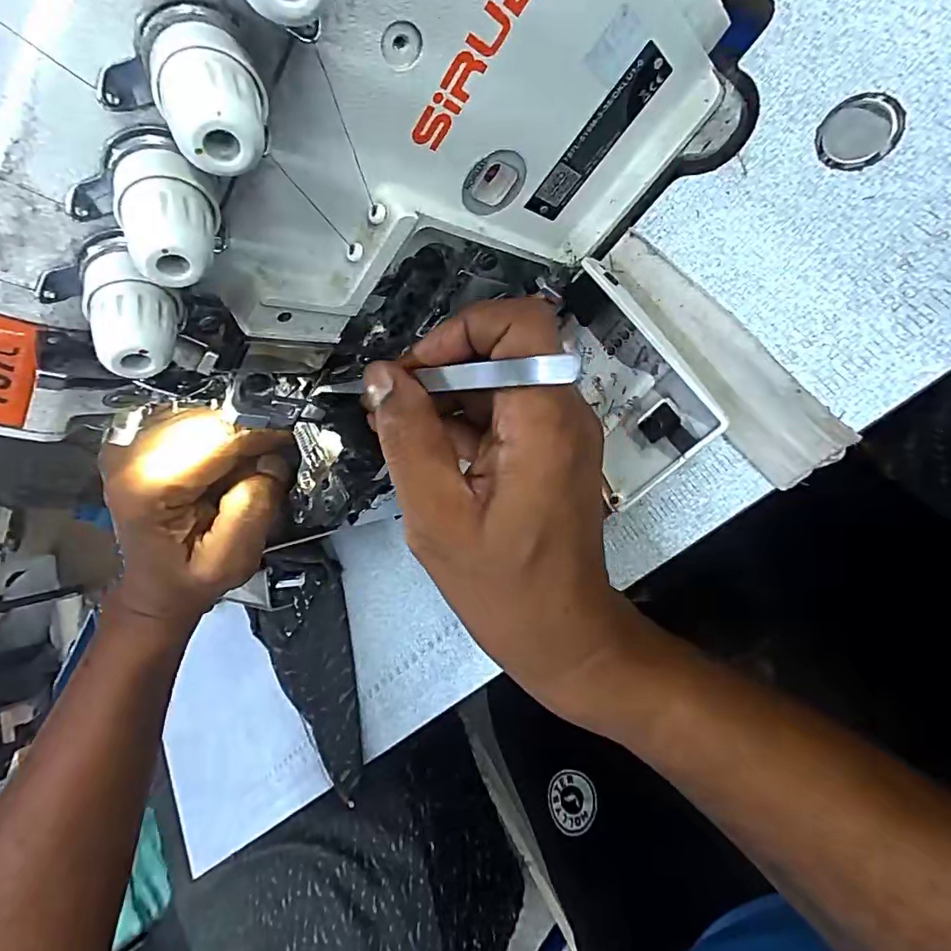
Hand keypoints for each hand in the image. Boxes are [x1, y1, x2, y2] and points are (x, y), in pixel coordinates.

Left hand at [98, 410, 289, 633]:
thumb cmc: (187, 578)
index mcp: (148, 487)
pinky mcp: (137, 444)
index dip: (261, 435)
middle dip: (249, 432)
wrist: (155, 586)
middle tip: (272, 458)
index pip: (219, 435)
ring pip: (203, 413)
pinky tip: (225, 458)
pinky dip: (218, 431)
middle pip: (210, 418)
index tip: (289, 441)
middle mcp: (129, 460)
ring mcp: (128, 448)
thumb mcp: (231, 559)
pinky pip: (191, 418)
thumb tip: (271, 465)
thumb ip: (254, 509)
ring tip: (247, 463)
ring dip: (235, 431)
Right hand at [364, 298, 654, 714]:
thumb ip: (409, 437)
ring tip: (407, 437)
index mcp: (545, 421)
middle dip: (445, 366)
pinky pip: (511, 410)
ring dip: (451, 396)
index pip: (522, 321)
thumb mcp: (438, 516)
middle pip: (508, 348)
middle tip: (397, 406)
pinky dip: (470, 420)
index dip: (464, 329)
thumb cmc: (508, 589)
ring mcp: (565, 432)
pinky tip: (433, 456)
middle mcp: (566, 415)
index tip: (419, 370)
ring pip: (504, 378)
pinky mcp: (557, 450)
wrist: (563, 629)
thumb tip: (384, 377)